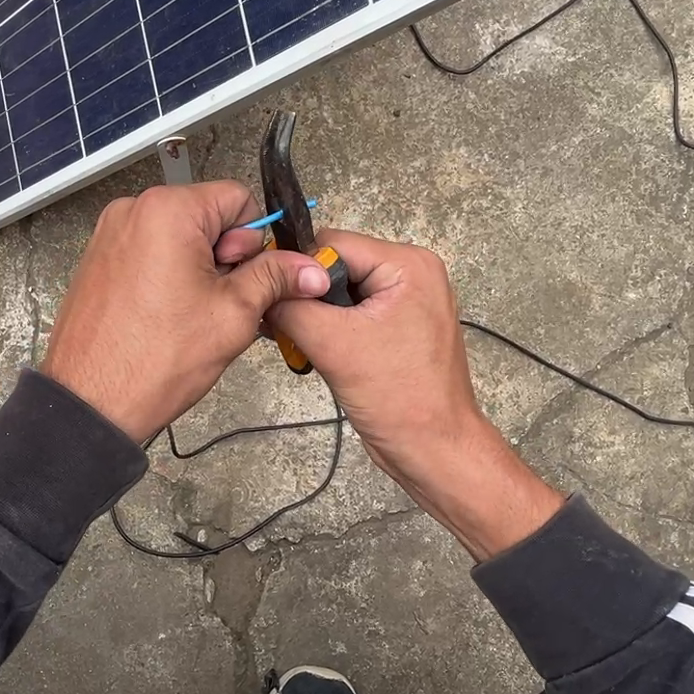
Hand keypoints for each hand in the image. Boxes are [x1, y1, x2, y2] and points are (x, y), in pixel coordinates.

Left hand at [41, 182, 334, 441]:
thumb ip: (275, 278)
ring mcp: (110, 236)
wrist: (90, 403)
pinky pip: (150, 255)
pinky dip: (169, 279)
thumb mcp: (232, 314)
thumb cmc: (152, 360)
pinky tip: (170, 319)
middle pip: (206, 217)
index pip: (237, 199)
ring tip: (195, 318)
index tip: (250, 277)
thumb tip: (309, 269)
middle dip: (226, 258)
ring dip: (199, 272)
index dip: (255, 239)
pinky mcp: (98, 262)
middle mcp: (132, 211)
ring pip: (179, 239)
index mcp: (167, 210)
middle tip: (223, 305)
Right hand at [266, 231, 563, 557]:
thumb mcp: (332, 343)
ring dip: (313, 317)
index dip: (297, 270)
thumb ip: (291, 305)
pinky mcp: (396, 327)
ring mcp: (405, 301)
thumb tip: (260, 286)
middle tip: (281, 327)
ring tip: (298, 345)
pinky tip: (314, 352)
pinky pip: (350, 313)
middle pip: (335, 266)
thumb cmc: (398, 398)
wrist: (433, 450)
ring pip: (338, 292)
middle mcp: (411, 273)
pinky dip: (328, 330)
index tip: (270, 298)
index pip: (332, 243)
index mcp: (408, 264)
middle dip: (305, 297)